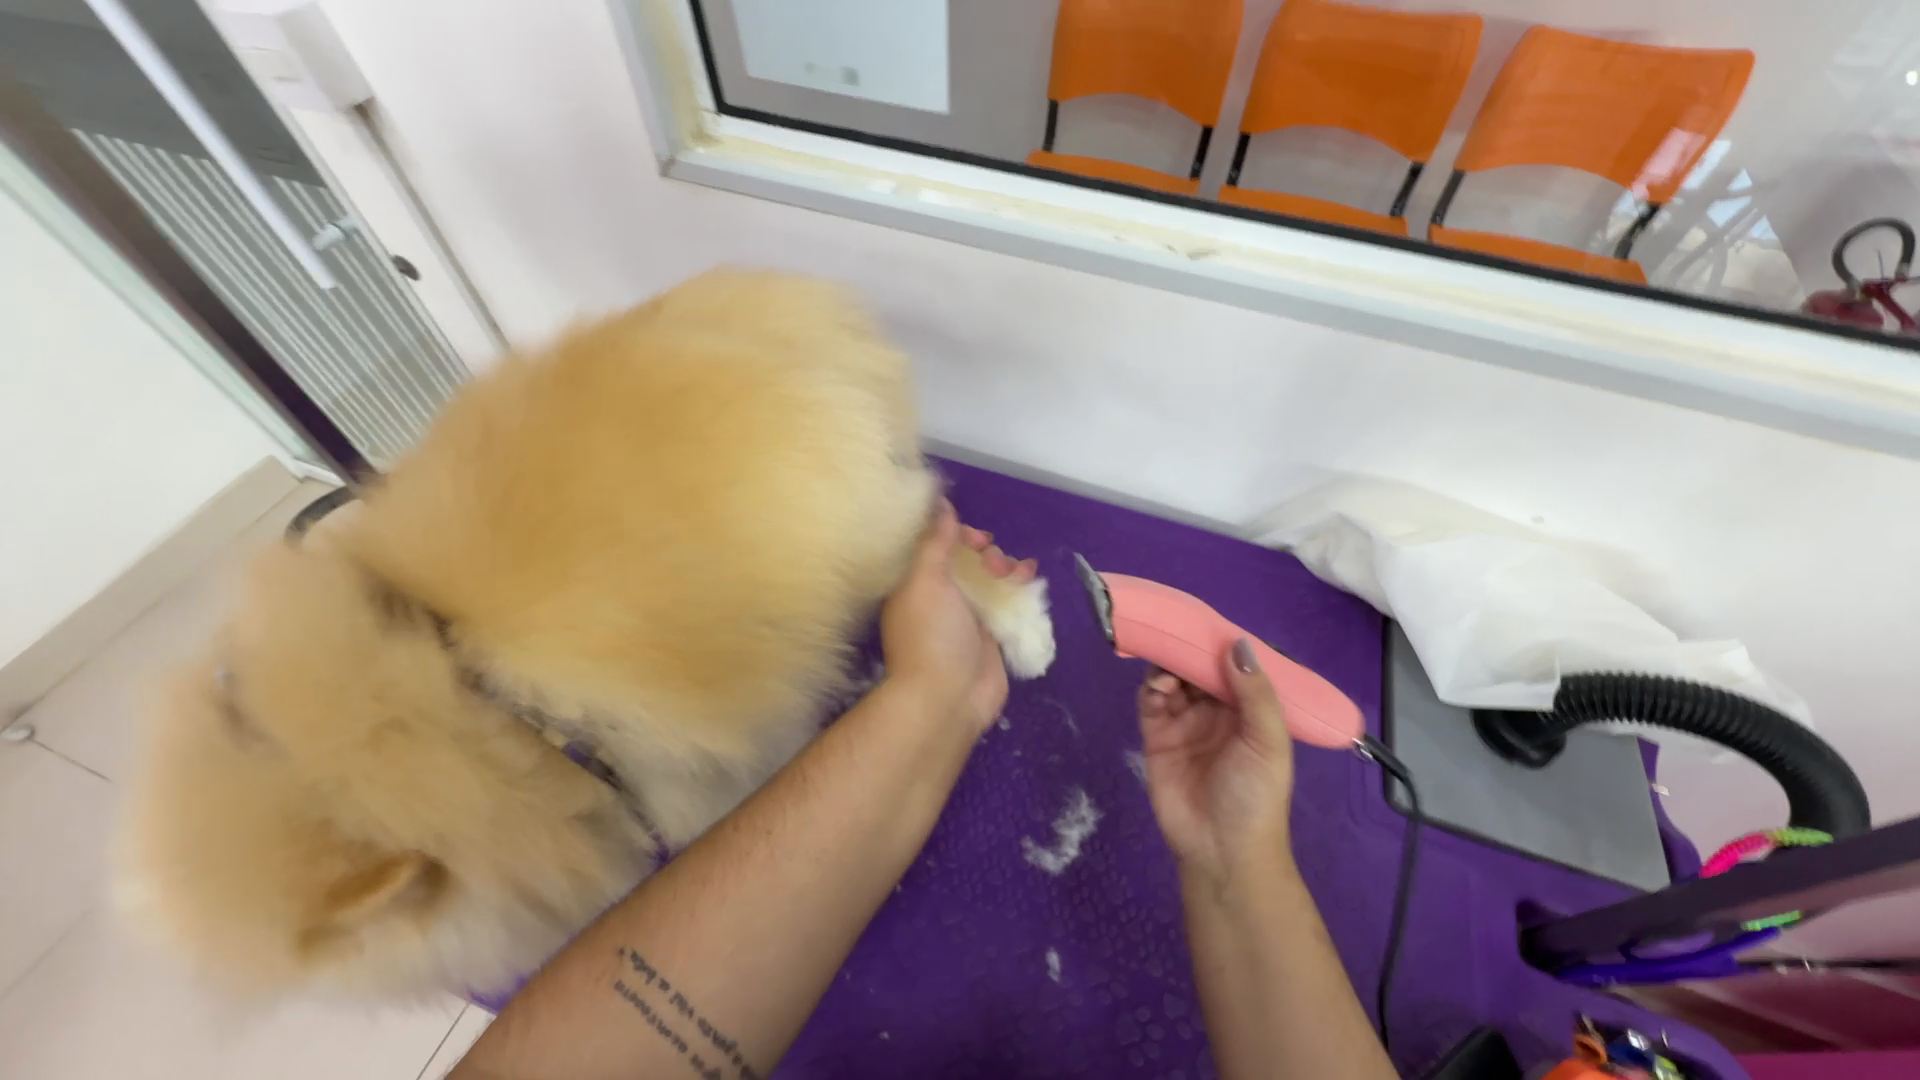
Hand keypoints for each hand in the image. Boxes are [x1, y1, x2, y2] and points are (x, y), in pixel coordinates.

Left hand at [879, 499, 1033, 733]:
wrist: (949, 698)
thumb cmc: (931, 634)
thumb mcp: (925, 579)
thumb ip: (934, 540)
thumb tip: (939, 501)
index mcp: (913, 582)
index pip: (934, 545)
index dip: (955, 533)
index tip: (972, 537)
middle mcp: (938, 596)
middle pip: (964, 558)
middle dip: (984, 550)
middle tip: (992, 559)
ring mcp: (965, 615)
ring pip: (988, 576)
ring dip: (1004, 565)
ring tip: (1013, 573)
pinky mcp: (989, 632)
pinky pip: (1005, 599)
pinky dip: (1018, 584)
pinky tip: (1029, 575)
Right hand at [1138, 640, 1294, 883]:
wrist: (1221, 849)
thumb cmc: (1255, 795)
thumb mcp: (1267, 742)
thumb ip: (1254, 693)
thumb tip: (1236, 642)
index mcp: (1248, 709)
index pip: (1233, 666)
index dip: (1222, 643)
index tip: (1208, 620)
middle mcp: (1216, 710)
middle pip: (1198, 667)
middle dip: (1188, 650)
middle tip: (1177, 633)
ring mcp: (1185, 721)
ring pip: (1172, 679)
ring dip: (1170, 668)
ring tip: (1171, 673)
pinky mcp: (1157, 735)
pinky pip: (1150, 701)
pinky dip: (1152, 688)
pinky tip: (1160, 688)